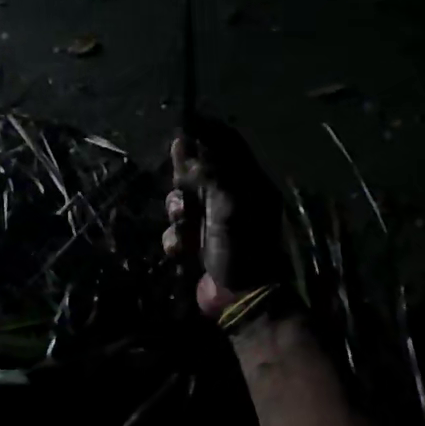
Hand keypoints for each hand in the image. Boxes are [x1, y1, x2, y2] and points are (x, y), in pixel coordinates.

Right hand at [163, 116, 283, 318]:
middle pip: (198, 171)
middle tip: (183, 187)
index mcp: (248, 183)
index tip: (181, 127)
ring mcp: (213, 223)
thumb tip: (182, 142)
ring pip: (181, 201)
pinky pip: (176, 231)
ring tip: (184, 223)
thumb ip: (207, 171)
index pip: (226, 145)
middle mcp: (230, 198)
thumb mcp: (228, 203)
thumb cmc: (242, 247)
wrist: (241, 298)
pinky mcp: (197, 245)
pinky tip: (183, 252)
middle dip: (184, 180)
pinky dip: (176, 240)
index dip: (204, 132)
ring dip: (177, 213)